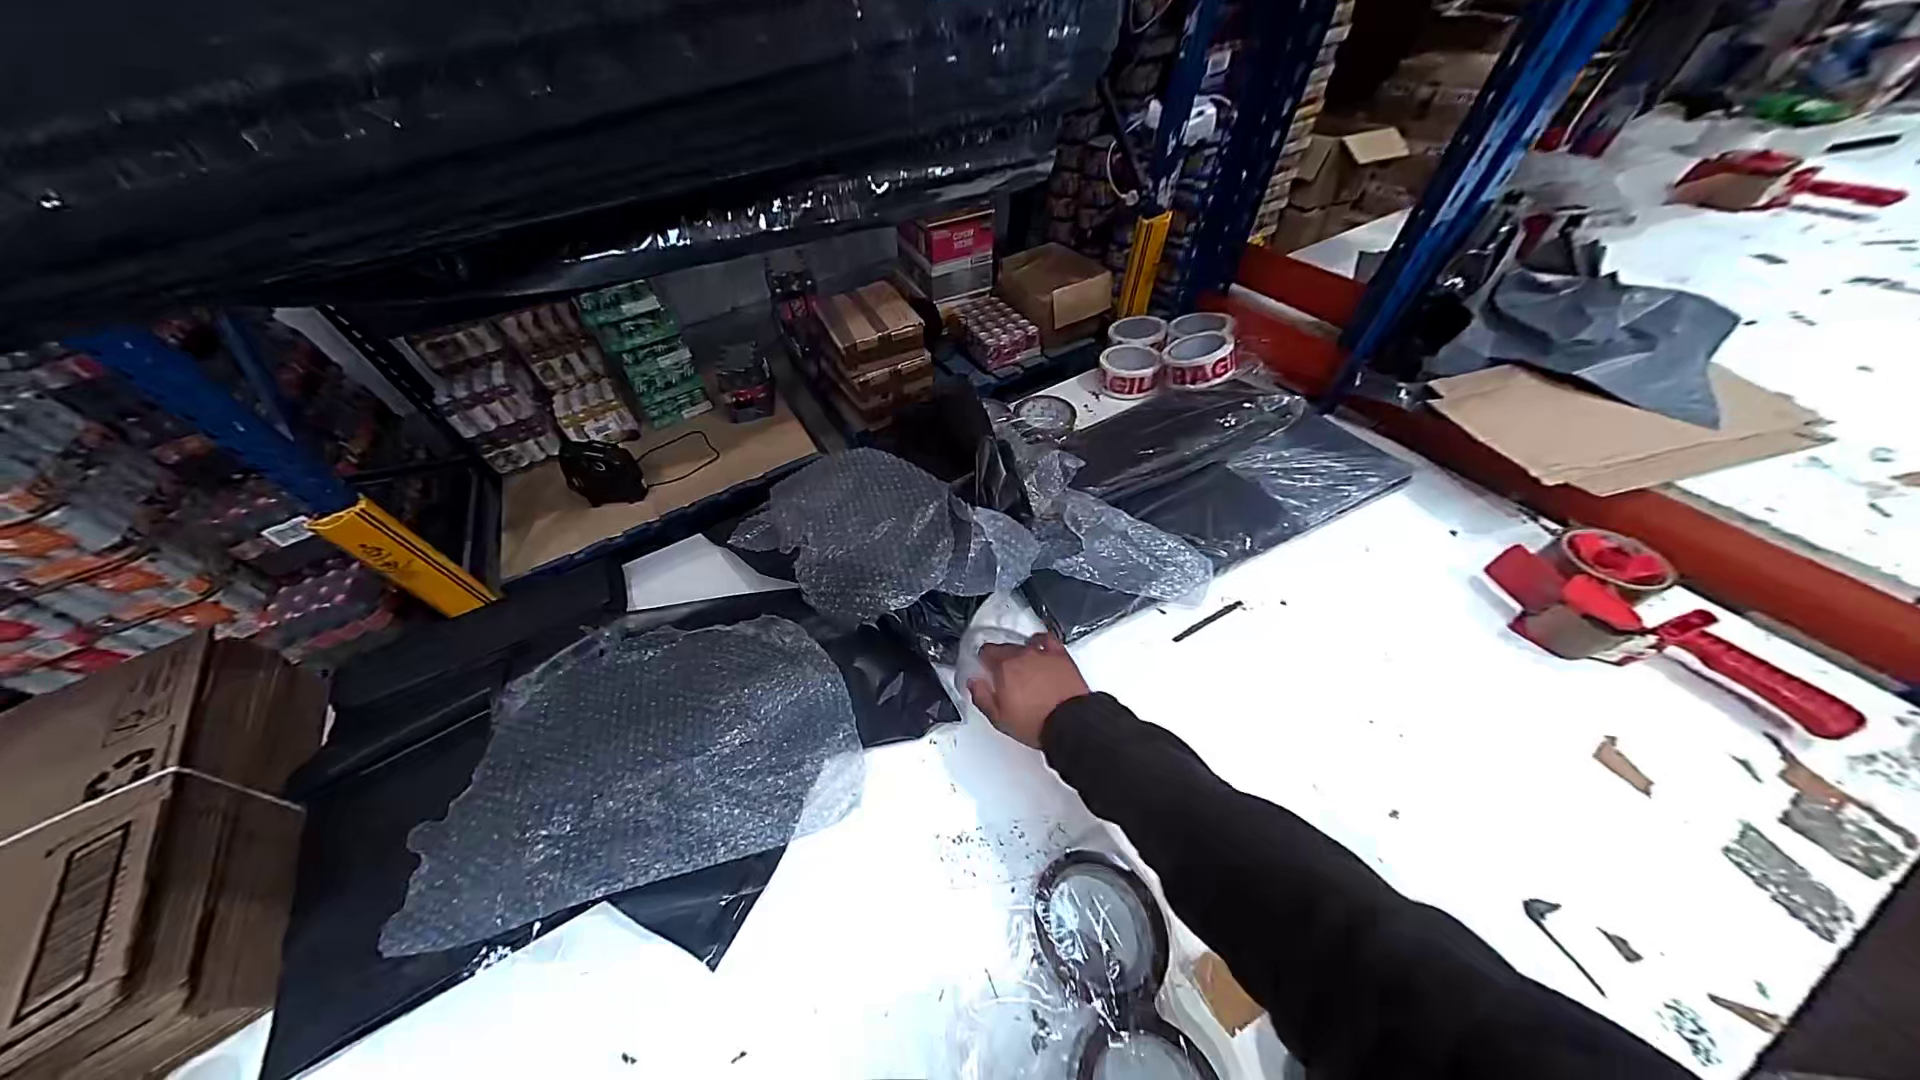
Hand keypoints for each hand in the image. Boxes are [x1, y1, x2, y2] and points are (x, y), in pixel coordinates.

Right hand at [966, 632, 1089, 748]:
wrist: (1069, 723)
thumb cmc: (1038, 722)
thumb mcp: (999, 717)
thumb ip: (981, 696)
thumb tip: (974, 683)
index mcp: (1004, 668)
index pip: (986, 652)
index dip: (983, 661)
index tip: (985, 670)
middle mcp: (1022, 656)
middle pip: (1004, 648)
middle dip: (1001, 660)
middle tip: (1004, 678)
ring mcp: (1042, 654)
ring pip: (1024, 644)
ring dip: (1020, 654)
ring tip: (1023, 669)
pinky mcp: (1060, 656)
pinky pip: (1047, 639)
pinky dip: (1041, 642)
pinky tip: (1040, 650)